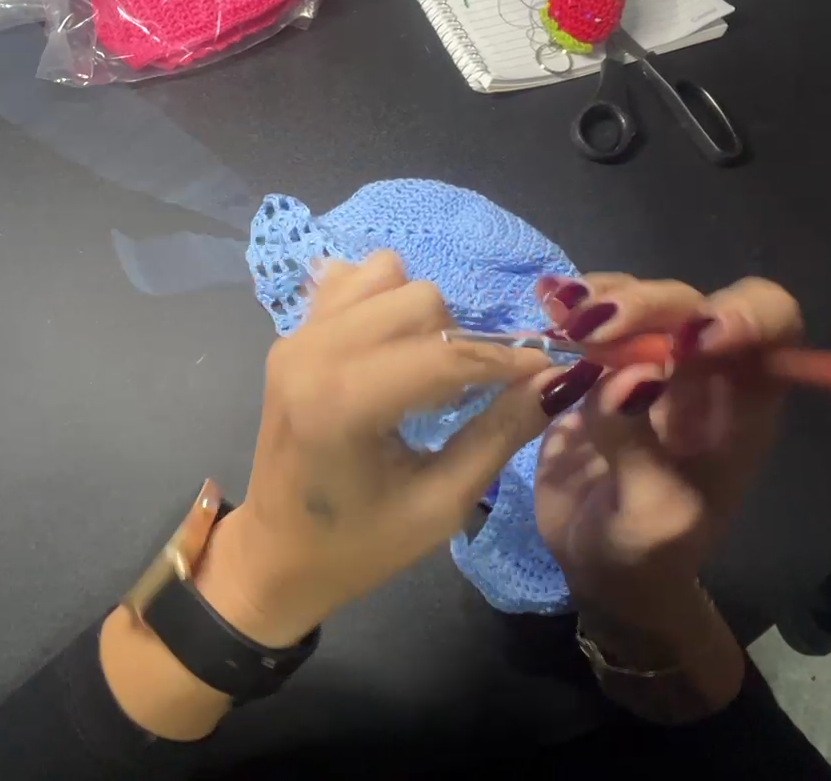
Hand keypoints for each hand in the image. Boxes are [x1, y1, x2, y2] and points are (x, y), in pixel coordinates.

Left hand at [211, 251, 560, 645]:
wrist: (274, 554)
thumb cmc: (357, 547)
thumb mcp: (440, 505)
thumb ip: (500, 434)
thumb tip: (557, 380)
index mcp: (343, 402)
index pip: (443, 354)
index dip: (503, 360)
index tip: (544, 368)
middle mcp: (313, 351)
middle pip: (418, 298)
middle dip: (458, 340)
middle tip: (465, 391)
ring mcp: (296, 336)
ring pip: (385, 276)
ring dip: (420, 314)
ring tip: (422, 368)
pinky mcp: (291, 334)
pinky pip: (350, 281)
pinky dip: (382, 300)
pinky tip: (388, 347)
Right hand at [532, 274, 802, 641]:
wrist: (600, 563)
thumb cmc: (646, 552)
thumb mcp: (651, 517)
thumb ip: (640, 450)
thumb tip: (624, 378)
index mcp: (739, 406)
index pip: (773, 329)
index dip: (744, 314)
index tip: (690, 337)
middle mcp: (700, 372)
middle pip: (690, 303)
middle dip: (645, 305)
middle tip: (590, 329)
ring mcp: (646, 362)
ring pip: (638, 297)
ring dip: (602, 295)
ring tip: (559, 314)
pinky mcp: (598, 365)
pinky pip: (592, 316)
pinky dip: (568, 301)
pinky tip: (544, 300)